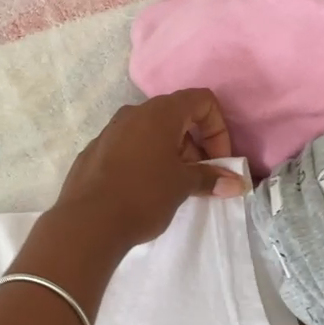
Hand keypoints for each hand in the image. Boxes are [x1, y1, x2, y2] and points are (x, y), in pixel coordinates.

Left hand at [49, 89, 247, 250]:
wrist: (87, 224)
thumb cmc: (143, 196)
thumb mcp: (182, 187)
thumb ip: (210, 179)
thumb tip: (236, 183)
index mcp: (159, 113)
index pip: (201, 100)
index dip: (218, 128)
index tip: (218, 161)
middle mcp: (132, 114)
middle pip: (175, 117)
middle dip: (193, 145)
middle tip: (197, 178)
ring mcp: (108, 132)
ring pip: (148, 134)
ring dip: (168, 154)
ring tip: (170, 188)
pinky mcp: (92, 153)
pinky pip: (127, 149)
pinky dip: (143, 162)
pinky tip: (140, 192)